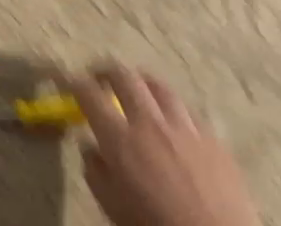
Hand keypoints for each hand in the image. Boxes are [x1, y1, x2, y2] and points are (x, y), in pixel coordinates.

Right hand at [66, 66, 259, 225]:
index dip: (73, 81)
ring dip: (142, 84)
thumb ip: (95, 170)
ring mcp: (185, 128)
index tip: (66, 81)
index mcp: (119, 138)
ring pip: (159, 87)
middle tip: (99, 77)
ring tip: (137, 90)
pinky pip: (188, 112)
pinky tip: (172, 122)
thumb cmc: (154, 225)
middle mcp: (150, 123)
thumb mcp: (111, 204)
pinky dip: (173, 110)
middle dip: (106, 70)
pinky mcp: (213, 140)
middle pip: (124, 77)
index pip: (88, 93)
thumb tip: (90, 147)